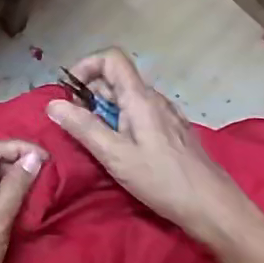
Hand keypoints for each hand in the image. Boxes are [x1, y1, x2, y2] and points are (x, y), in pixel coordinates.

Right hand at [46, 48, 253, 246]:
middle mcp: (154, 99)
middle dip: (89, 96)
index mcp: (140, 98)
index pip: (111, 58)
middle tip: (75, 127)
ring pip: (126, 99)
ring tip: (94, 142)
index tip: (69, 94)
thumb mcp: (115, 156)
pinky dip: (120, 123)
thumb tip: (53, 104)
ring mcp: (164, 114)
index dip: (86, 67)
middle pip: (115, 80)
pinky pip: (138, 115)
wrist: (210, 204)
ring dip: (103, 112)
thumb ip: (83, 128)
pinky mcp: (170, 131)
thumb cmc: (162, 179)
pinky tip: (119, 150)